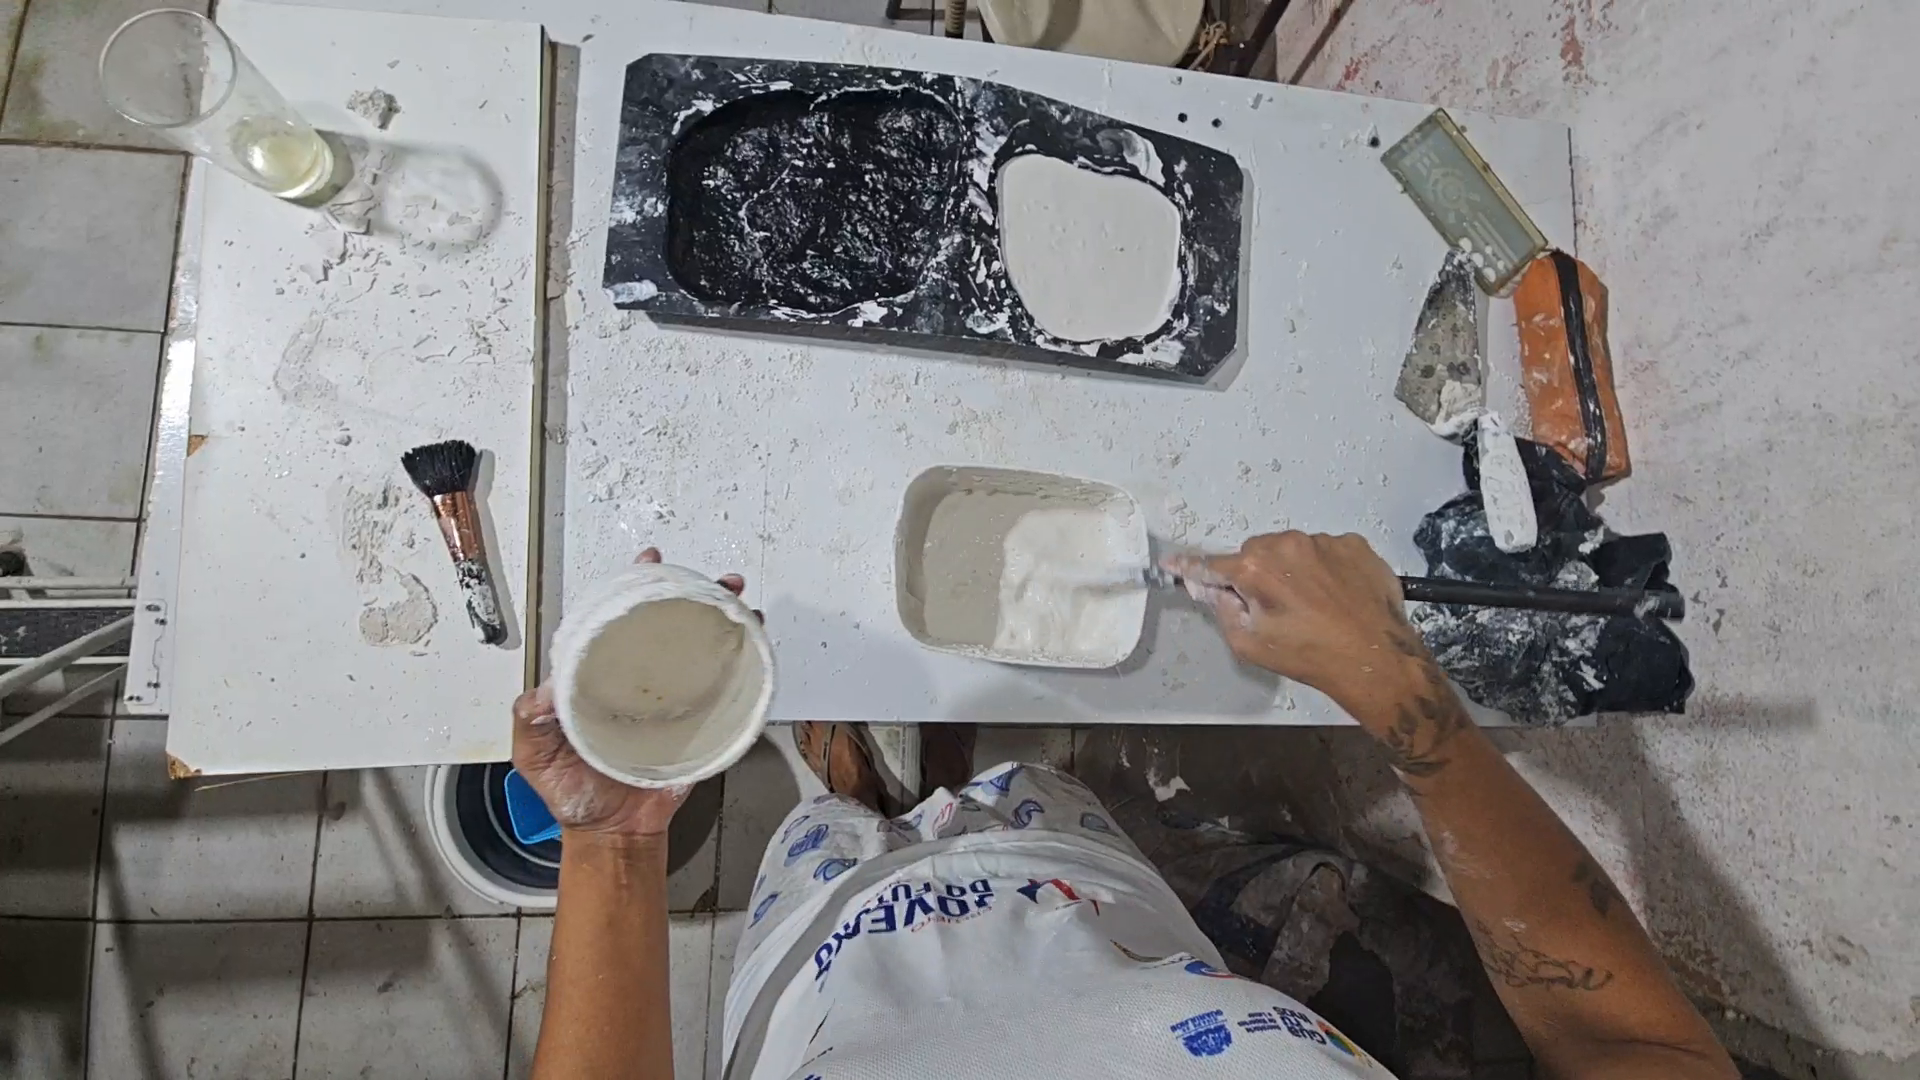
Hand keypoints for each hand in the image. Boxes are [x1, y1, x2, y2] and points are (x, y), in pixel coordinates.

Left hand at [510, 547, 748, 839]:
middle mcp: (645, 677)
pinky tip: (756, 641)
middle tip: (716, 581)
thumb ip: (533, 721)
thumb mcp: (536, 755)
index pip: (621, 619)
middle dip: (698, 592)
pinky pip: (729, 685)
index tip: (649, 560)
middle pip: (674, 623)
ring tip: (741, 601)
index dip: (636, 584)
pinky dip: (747, 660)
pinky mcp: (704, 718)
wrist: (616, 831)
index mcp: (605, 675)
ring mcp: (678, 696)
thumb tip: (547, 690)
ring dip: (729, 618)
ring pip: (706, 645)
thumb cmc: (574, 792)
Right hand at [1165, 532, 1427, 706]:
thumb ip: (1220, 608)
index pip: (1212, 564)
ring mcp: (1324, 541)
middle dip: (1254, 573)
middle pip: (1254, 552)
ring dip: (1290, 568)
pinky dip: (1323, 567)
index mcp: (1255, 567)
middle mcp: (1287, 543)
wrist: (1376, 660)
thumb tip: (1204, 586)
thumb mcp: (1248, 643)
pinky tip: (1334, 595)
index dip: (1189, 567)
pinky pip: (1325, 550)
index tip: (1171, 563)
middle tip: (1271, 606)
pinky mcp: (1355, 545)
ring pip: (1291, 549)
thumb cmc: (1307, 656)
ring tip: (1310, 603)